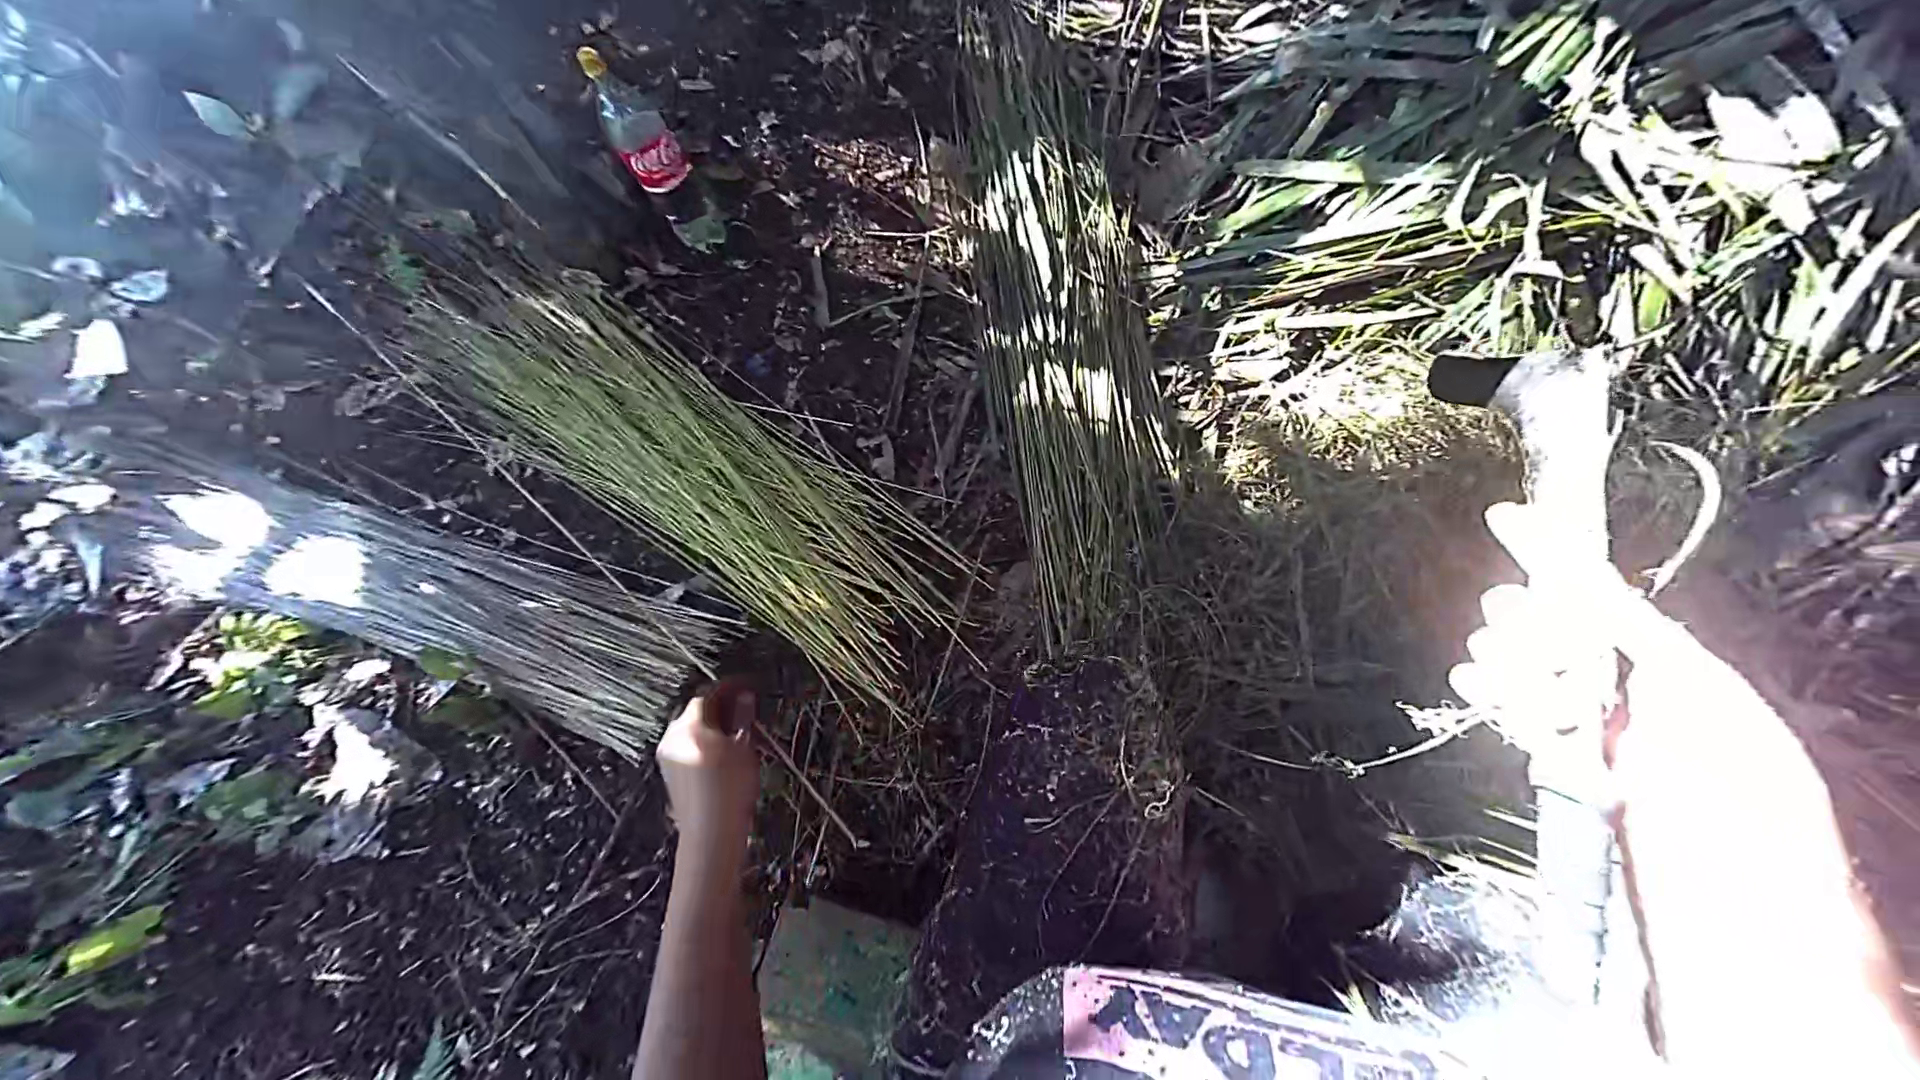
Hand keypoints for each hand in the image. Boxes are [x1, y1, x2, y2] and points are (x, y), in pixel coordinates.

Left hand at [657, 681, 760, 851]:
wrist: (711, 833)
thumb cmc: (730, 787)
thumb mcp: (744, 746)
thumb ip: (742, 717)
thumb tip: (744, 697)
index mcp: (688, 725)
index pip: (708, 694)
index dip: (729, 687)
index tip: (748, 685)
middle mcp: (672, 737)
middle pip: (696, 711)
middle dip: (721, 705)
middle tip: (745, 704)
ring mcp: (668, 756)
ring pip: (692, 728)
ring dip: (713, 723)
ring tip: (738, 726)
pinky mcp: (671, 773)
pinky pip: (688, 744)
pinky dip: (705, 739)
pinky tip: (724, 748)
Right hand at [1448, 501, 1800, 791]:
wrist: (1722, 902)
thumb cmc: (1729, 789)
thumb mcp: (1692, 687)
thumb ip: (1621, 621)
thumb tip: (1568, 559)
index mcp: (1656, 655)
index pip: (1588, 588)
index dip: (1548, 551)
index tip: (1507, 516)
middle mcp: (1613, 679)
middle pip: (1535, 621)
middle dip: (1529, 627)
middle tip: (1555, 656)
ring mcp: (1573, 715)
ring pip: (1507, 660)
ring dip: (1513, 670)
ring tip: (1547, 706)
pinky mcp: (1540, 748)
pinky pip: (1495, 703)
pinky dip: (1484, 691)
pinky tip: (1480, 689)